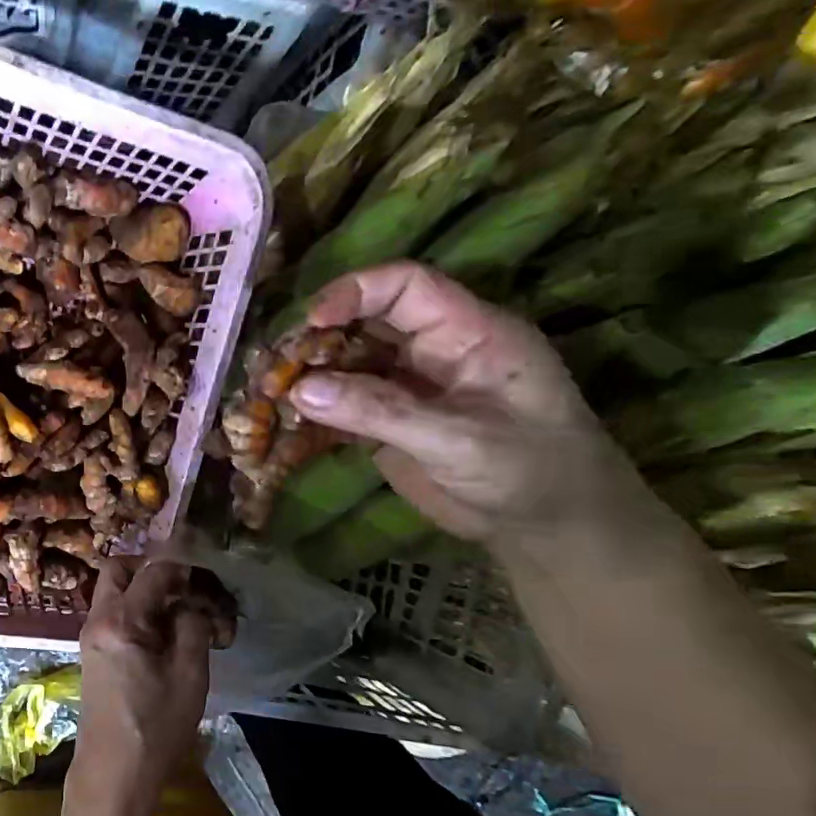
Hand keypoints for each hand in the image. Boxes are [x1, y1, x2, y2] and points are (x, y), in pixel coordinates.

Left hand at [75, 557, 213, 807]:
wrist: (114, 772)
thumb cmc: (155, 725)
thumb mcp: (189, 674)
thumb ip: (192, 627)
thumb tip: (191, 607)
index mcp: (121, 621)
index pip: (153, 573)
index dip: (185, 573)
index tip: (209, 590)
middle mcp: (98, 620)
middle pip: (118, 570)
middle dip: (153, 571)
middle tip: (185, 591)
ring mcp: (90, 637)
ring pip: (113, 592)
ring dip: (144, 592)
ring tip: (180, 617)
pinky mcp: (93, 653)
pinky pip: (113, 615)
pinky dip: (136, 612)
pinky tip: (164, 637)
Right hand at [288, 262, 653, 556]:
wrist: (547, 528)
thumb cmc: (529, 470)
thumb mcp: (458, 438)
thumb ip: (380, 412)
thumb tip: (302, 389)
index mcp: (468, 332)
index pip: (406, 287)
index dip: (356, 292)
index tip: (312, 321)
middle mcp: (432, 352)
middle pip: (365, 325)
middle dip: (319, 341)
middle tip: (275, 366)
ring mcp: (408, 391)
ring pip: (348, 368)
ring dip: (309, 380)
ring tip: (268, 396)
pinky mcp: (390, 428)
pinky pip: (344, 411)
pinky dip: (314, 417)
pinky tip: (285, 427)